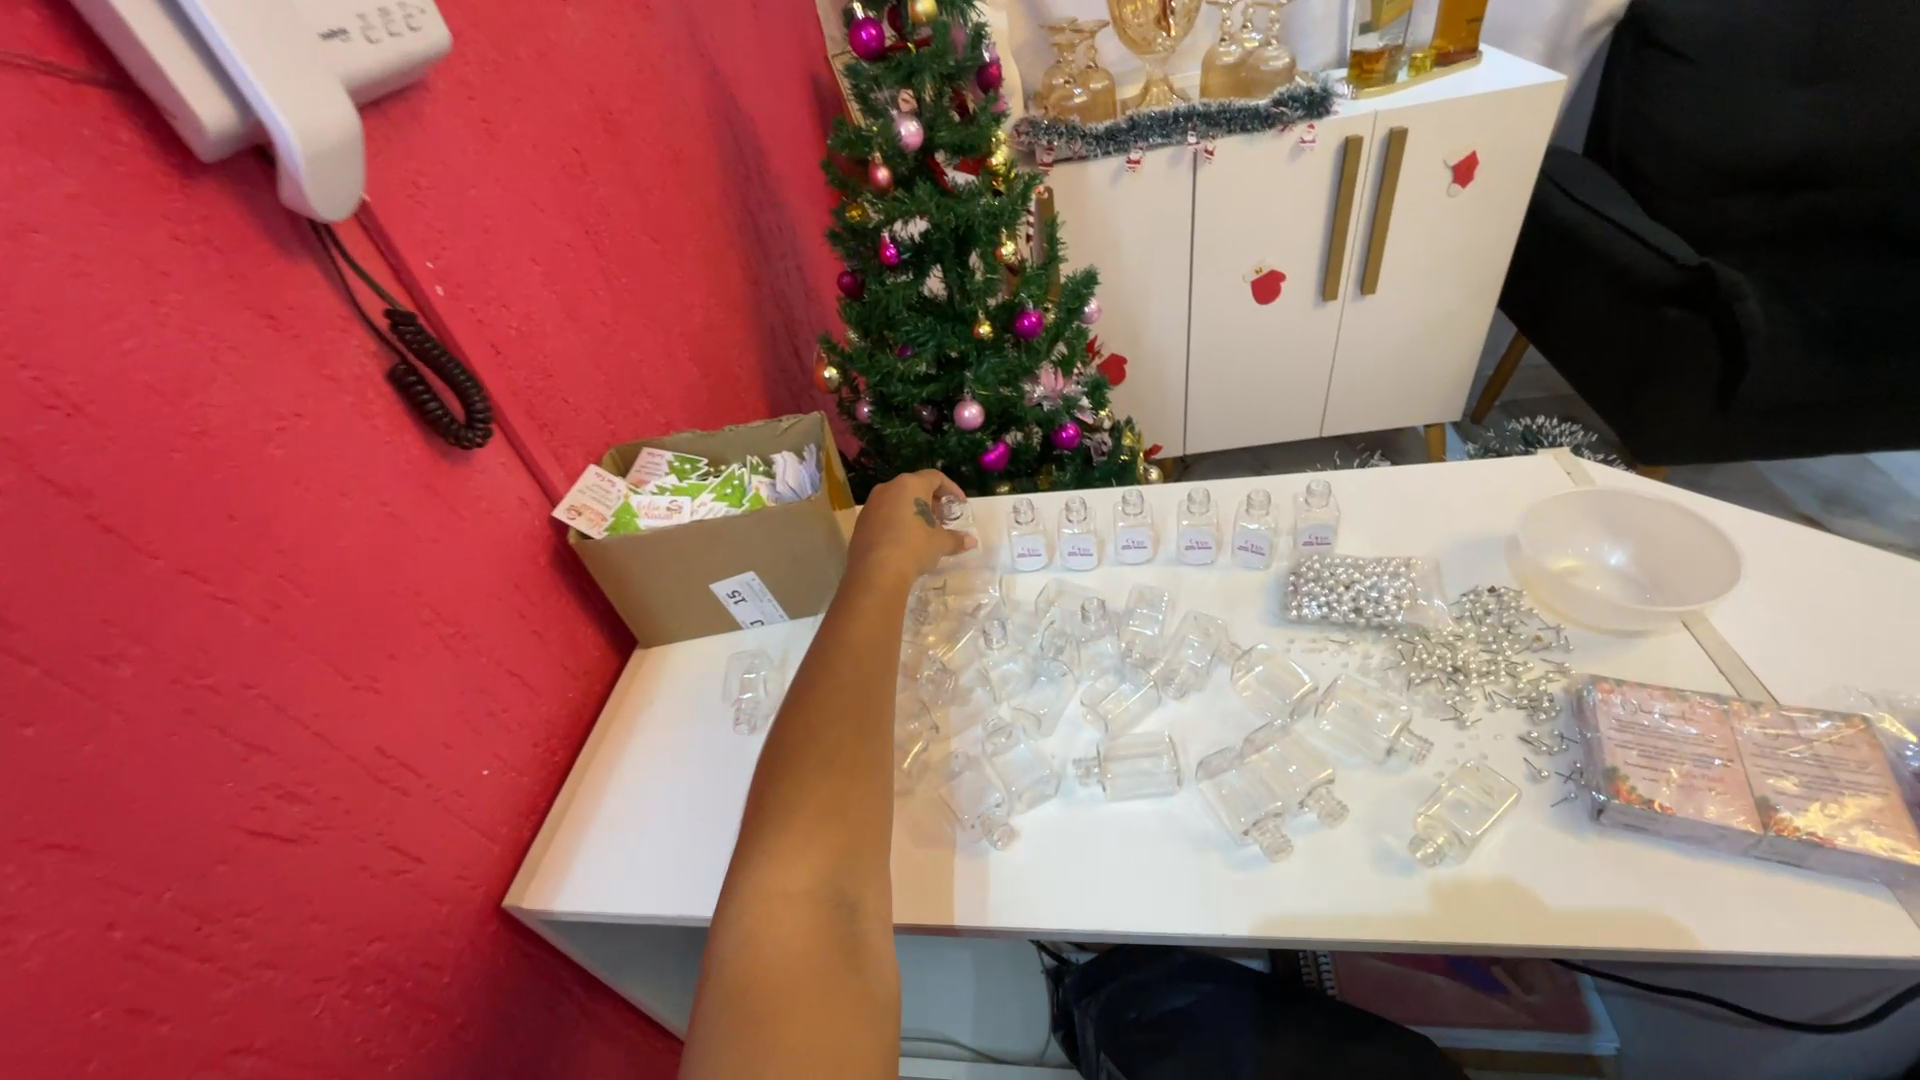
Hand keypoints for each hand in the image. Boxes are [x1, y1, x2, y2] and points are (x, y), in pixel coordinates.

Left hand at [847, 470, 975, 585]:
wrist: (876, 571)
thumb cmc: (914, 548)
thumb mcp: (940, 543)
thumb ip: (956, 539)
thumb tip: (971, 541)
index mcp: (910, 485)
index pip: (935, 477)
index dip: (951, 489)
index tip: (960, 504)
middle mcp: (888, 488)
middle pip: (914, 487)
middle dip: (931, 501)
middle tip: (943, 518)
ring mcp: (871, 504)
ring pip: (897, 500)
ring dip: (913, 510)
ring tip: (925, 530)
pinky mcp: (861, 522)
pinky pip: (884, 515)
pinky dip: (897, 521)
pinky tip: (904, 540)